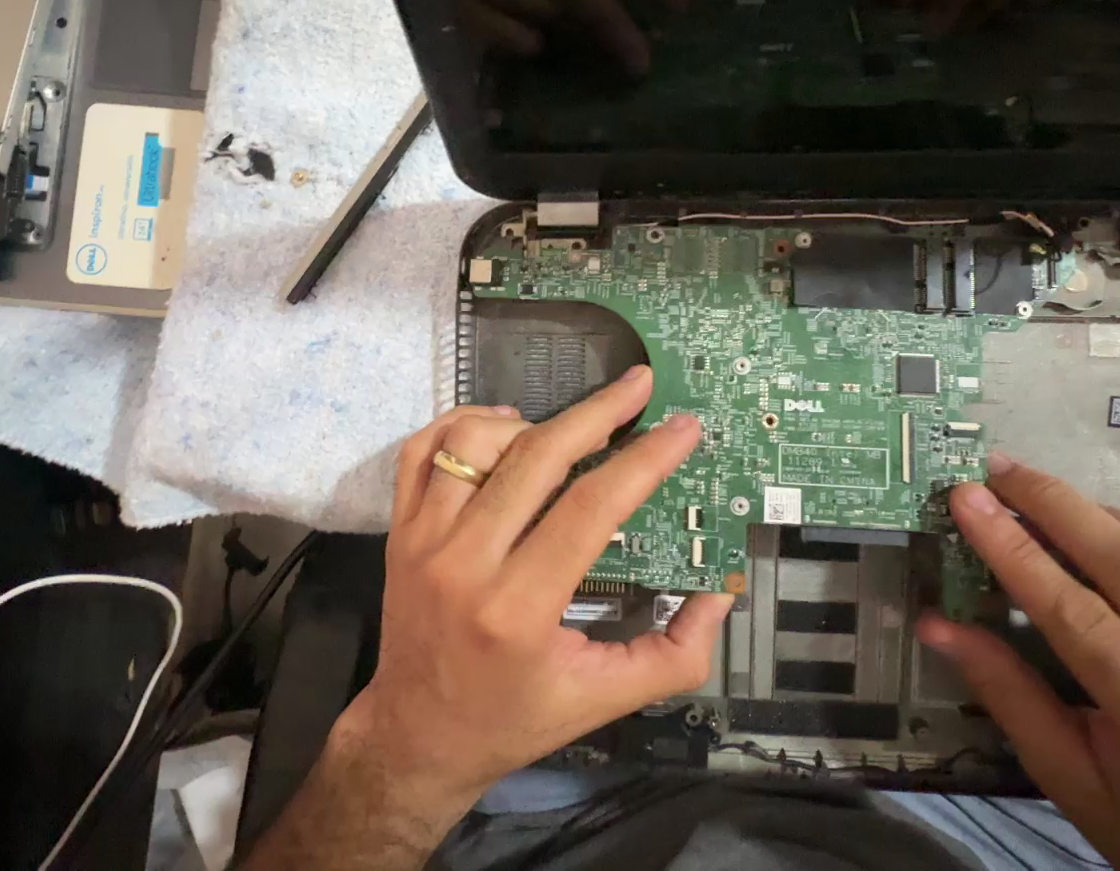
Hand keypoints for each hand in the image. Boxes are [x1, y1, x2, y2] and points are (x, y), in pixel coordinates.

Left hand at [337, 368, 733, 807]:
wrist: (417, 735)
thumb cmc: (513, 718)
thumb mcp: (602, 699)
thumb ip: (674, 653)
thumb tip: (720, 592)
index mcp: (519, 608)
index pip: (589, 508)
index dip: (642, 460)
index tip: (681, 426)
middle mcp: (464, 562)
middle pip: (535, 458)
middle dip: (597, 413)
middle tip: (638, 385)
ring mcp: (422, 539)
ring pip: (475, 442)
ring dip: (530, 423)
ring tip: (566, 430)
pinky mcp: (399, 529)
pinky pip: (423, 450)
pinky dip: (463, 423)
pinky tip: (501, 428)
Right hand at [918, 454, 1119, 870]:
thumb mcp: (1063, 775)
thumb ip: (1005, 692)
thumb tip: (935, 622)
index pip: (1082, 619)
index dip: (1017, 552)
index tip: (968, 501)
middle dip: (1057, 506)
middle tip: (997, 469)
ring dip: (1096, 510)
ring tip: (1035, 490)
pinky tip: (1099, 523)